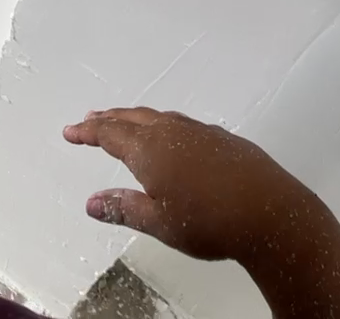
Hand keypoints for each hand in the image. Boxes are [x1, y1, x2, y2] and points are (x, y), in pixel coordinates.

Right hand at [63, 108, 324, 264]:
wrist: (268, 211)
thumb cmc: (209, 221)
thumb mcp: (159, 222)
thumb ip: (124, 208)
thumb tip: (91, 202)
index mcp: (150, 150)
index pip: (111, 134)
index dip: (88, 131)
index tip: (70, 130)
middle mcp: (171, 132)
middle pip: (132, 119)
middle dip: (109, 119)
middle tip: (90, 119)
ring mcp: (197, 131)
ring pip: (157, 117)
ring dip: (134, 118)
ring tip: (122, 121)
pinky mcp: (218, 137)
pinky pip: (178, 122)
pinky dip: (160, 123)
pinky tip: (167, 135)